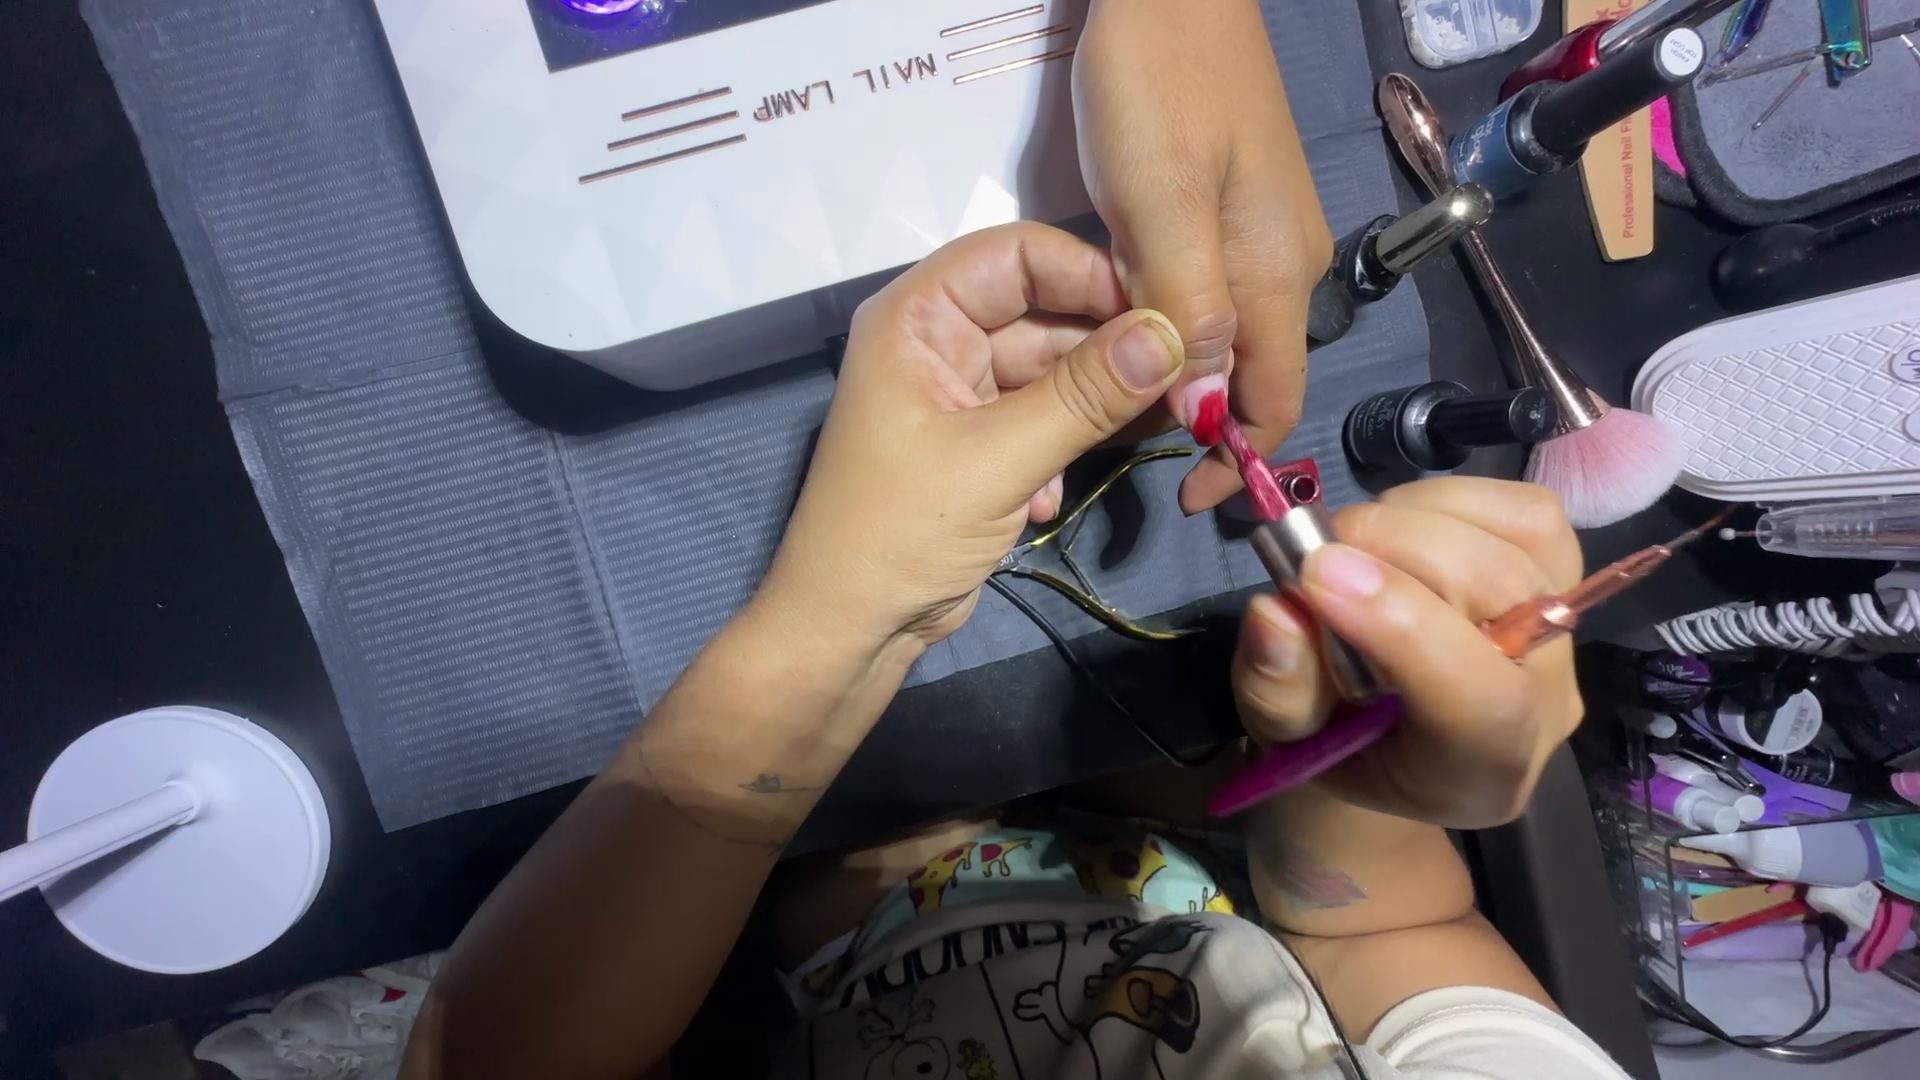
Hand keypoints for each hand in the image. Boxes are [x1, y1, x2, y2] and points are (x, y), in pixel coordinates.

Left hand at [760, 223, 1186, 653]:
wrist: (854, 626)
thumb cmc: (903, 531)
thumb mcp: (997, 460)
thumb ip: (1085, 396)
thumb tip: (1172, 335)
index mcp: (918, 318)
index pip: (1016, 254)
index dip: (1090, 272)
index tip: (1163, 307)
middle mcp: (937, 344)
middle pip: (1041, 314)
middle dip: (1109, 347)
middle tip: (1185, 375)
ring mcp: (959, 397)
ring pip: (1048, 373)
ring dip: (1097, 404)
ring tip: (1160, 425)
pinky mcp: (978, 446)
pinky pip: (1040, 420)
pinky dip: (1063, 446)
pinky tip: (1054, 498)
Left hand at [1074, 0, 1332, 512]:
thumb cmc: (1155, 90)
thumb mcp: (1161, 207)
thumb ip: (1190, 310)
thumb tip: (1210, 409)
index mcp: (1272, 275)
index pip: (1273, 397)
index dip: (1237, 459)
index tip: (1190, 500)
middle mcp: (1277, 269)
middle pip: (1245, 378)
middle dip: (1194, 429)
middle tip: (1121, 454)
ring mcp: (1252, 242)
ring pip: (1216, 346)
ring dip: (1169, 388)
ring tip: (1106, 410)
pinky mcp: (1220, 222)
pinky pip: (1198, 307)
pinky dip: (1161, 343)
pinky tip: (1116, 345)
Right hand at [1229, 479, 1585, 828]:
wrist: (1383, 742)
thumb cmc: (1329, 744)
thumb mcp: (1279, 736)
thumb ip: (1275, 688)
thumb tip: (1275, 611)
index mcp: (1478, 768)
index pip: (1481, 695)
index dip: (1401, 622)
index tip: (1316, 574)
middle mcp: (1544, 699)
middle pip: (1501, 589)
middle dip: (1391, 547)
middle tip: (1314, 554)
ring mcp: (1557, 632)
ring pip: (1521, 535)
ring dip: (1418, 517)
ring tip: (1354, 543)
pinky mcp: (1558, 576)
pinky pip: (1526, 510)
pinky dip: (1450, 498)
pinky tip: (1397, 526)